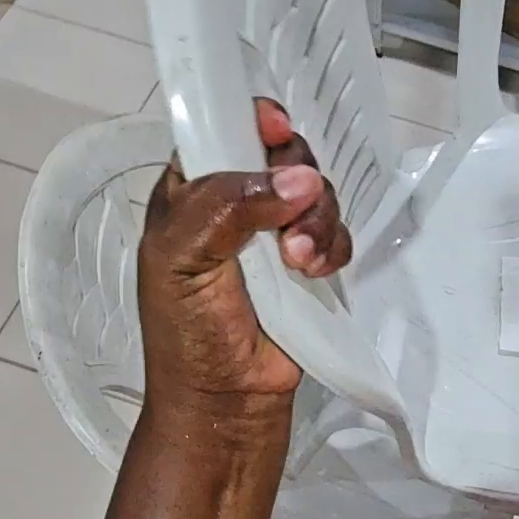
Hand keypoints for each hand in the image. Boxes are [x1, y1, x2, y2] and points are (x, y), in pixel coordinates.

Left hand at [138, 99, 352, 415]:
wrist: (227, 399)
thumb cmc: (187, 333)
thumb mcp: (181, 260)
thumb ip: (226, 208)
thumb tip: (299, 181)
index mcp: (192, 191)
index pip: (222, 127)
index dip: (252, 119)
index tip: (276, 129)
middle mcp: (236, 205)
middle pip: (283, 155)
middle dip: (297, 182)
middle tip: (288, 227)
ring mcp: (275, 236)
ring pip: (317, 193)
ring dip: (318, 222)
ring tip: (300, 263)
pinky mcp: (308, 265)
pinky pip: (337, 233)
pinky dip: (334, 247)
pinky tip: (315, 274)